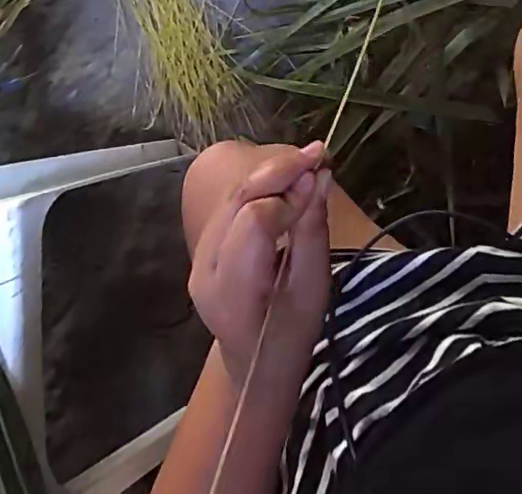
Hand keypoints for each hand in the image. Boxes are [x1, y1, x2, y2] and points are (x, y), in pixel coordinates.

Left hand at [188, 142, 332, 382]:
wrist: (255, 367)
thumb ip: (312, 232)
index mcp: (232, 291)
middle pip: (239, 199)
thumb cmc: (290, 337)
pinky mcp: (204, 244)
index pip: (255, 220)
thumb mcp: (312, 291)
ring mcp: (199, 254)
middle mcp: (205, 267)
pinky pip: (232, 203)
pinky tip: (287, 179)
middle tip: (318, 153)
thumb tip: (320, 176)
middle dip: (279, 170)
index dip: (289, 194)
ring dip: (272, 173)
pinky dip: (262, 185)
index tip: (321, 175)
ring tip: (307, 162)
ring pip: (233, 195)